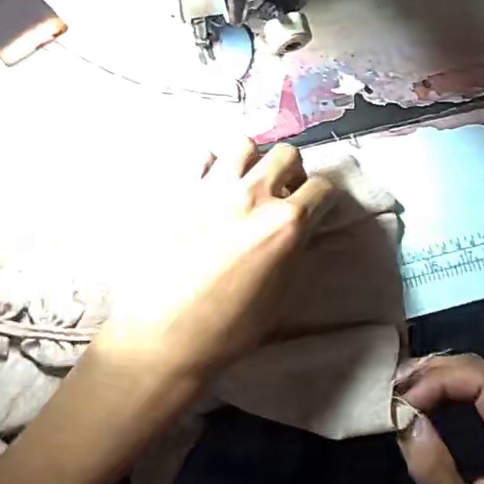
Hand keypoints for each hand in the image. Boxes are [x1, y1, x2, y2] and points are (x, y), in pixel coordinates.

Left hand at [88, 138, 335, 388]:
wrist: (161, 338)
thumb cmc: (227, 329)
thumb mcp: (281, 295)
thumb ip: (297, 251)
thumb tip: (304, 231)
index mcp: (286, 223)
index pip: (322, 187)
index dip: (322, 199)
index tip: (314, 208)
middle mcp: (254, 195)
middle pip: (287, 154)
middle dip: (291, 172)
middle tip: (281, 194)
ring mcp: (213, 188)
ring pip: (244, 145)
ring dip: (252, 162)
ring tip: (244, 185)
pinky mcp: (179, 190)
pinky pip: (201, 156)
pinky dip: (210, 167)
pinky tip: (209, 188)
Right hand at [395, 355, 483, 483]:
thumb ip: (437, 475)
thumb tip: (407, 422)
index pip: (483, 378)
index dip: (439, 378)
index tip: (406, 402)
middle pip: (483, 373)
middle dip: (436, 373)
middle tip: (395, 387)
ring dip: (444, 382)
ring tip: (406, 393)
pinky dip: (455, 397)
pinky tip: (432, 408)